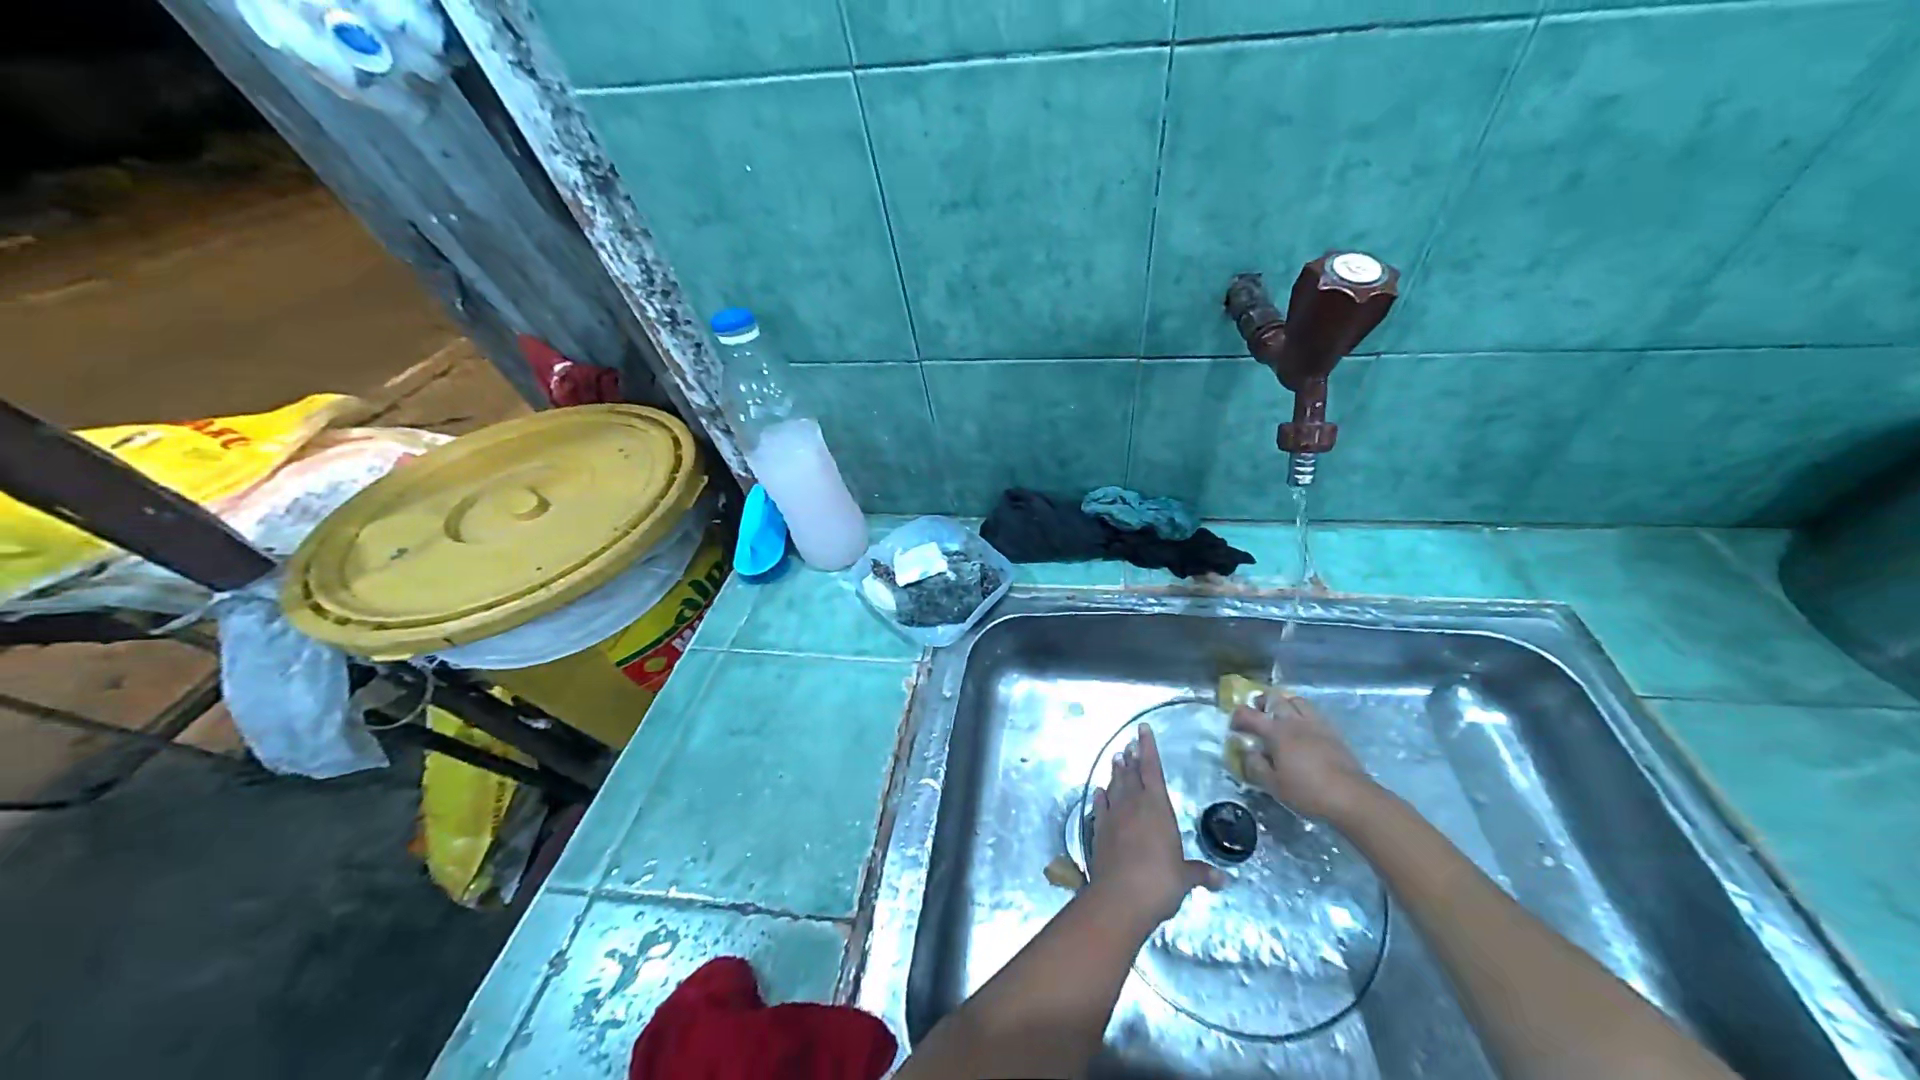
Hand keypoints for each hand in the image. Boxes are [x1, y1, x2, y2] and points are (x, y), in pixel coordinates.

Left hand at [1088, 724, 1221, 927]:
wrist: (1120, 896)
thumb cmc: (1160, 881)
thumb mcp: (1185, 877)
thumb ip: (1200, 873)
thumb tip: (1223, 879)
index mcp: (1157, 808)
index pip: (1152, 770)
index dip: (1148, 748)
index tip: (1142, 729)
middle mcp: (1133, 805)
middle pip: (1131, 775)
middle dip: (1131, 758)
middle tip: (1128, 744)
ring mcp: (1113, 817)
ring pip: (1114, 787)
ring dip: (1116, 773)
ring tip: (1116, 758)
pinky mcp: (1098, 831)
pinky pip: (1100, 807)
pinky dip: (1101, 797)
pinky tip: (1100, 791)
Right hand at [1230, 694, 1373, 820]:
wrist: (1352, 797)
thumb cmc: (1308, 792)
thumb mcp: (1273, 785)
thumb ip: (1255, 766)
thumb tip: (1247, 752)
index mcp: (1277, 732)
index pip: (1249, 715)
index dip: (1237, 718)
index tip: (1234, 728)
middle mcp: (1295, 722)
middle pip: (1276, 698)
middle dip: (1262, 702)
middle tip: (1258, 714)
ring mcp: (1317, 724)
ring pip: (1297, 701)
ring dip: (1285, 704)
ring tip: (1281, 717)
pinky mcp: (1334, 732)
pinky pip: (1314, 713)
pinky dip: (1303, 714)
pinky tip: (1304, 730)